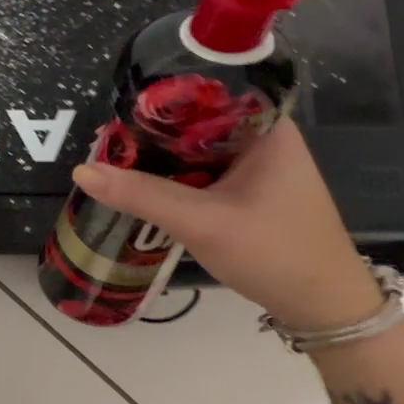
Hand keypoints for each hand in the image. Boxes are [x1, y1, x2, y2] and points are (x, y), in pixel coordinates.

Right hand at [69, 116, 383, 331]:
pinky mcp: (245, 192)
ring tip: (110, 162)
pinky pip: (197, 173)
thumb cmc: (275, 254)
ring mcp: (254, 168)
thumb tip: (81, 171)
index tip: (116, 112)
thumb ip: (141, 195)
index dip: (160, 100)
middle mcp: (262, 141)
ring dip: (155, 159)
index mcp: (267, 131)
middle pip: (194, 124)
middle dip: (148, 134)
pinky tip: (138, 187)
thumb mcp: (201, 223)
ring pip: (192, 151)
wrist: (323, 308)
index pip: (206, 95)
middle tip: (102, 143)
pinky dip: (169, 179)